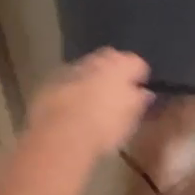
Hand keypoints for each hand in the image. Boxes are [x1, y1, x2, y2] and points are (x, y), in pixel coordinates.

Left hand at [27, 48, 153, 158]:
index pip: (138, 64)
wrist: (60, 136)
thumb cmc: (104, 126)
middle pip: (111, 62)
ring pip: (87, 71)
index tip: (139, 93)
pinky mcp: (50, 84)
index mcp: (123, 63)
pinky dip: (70, 93)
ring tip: (90, 106)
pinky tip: (69, 111)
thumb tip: (145, 94)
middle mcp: (98, 59)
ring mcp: (72, 69)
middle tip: (114, 98)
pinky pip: (66, 85)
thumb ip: (141, 101)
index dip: (139, 79)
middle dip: (113, 76)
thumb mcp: (132, 119)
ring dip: (90, 82)